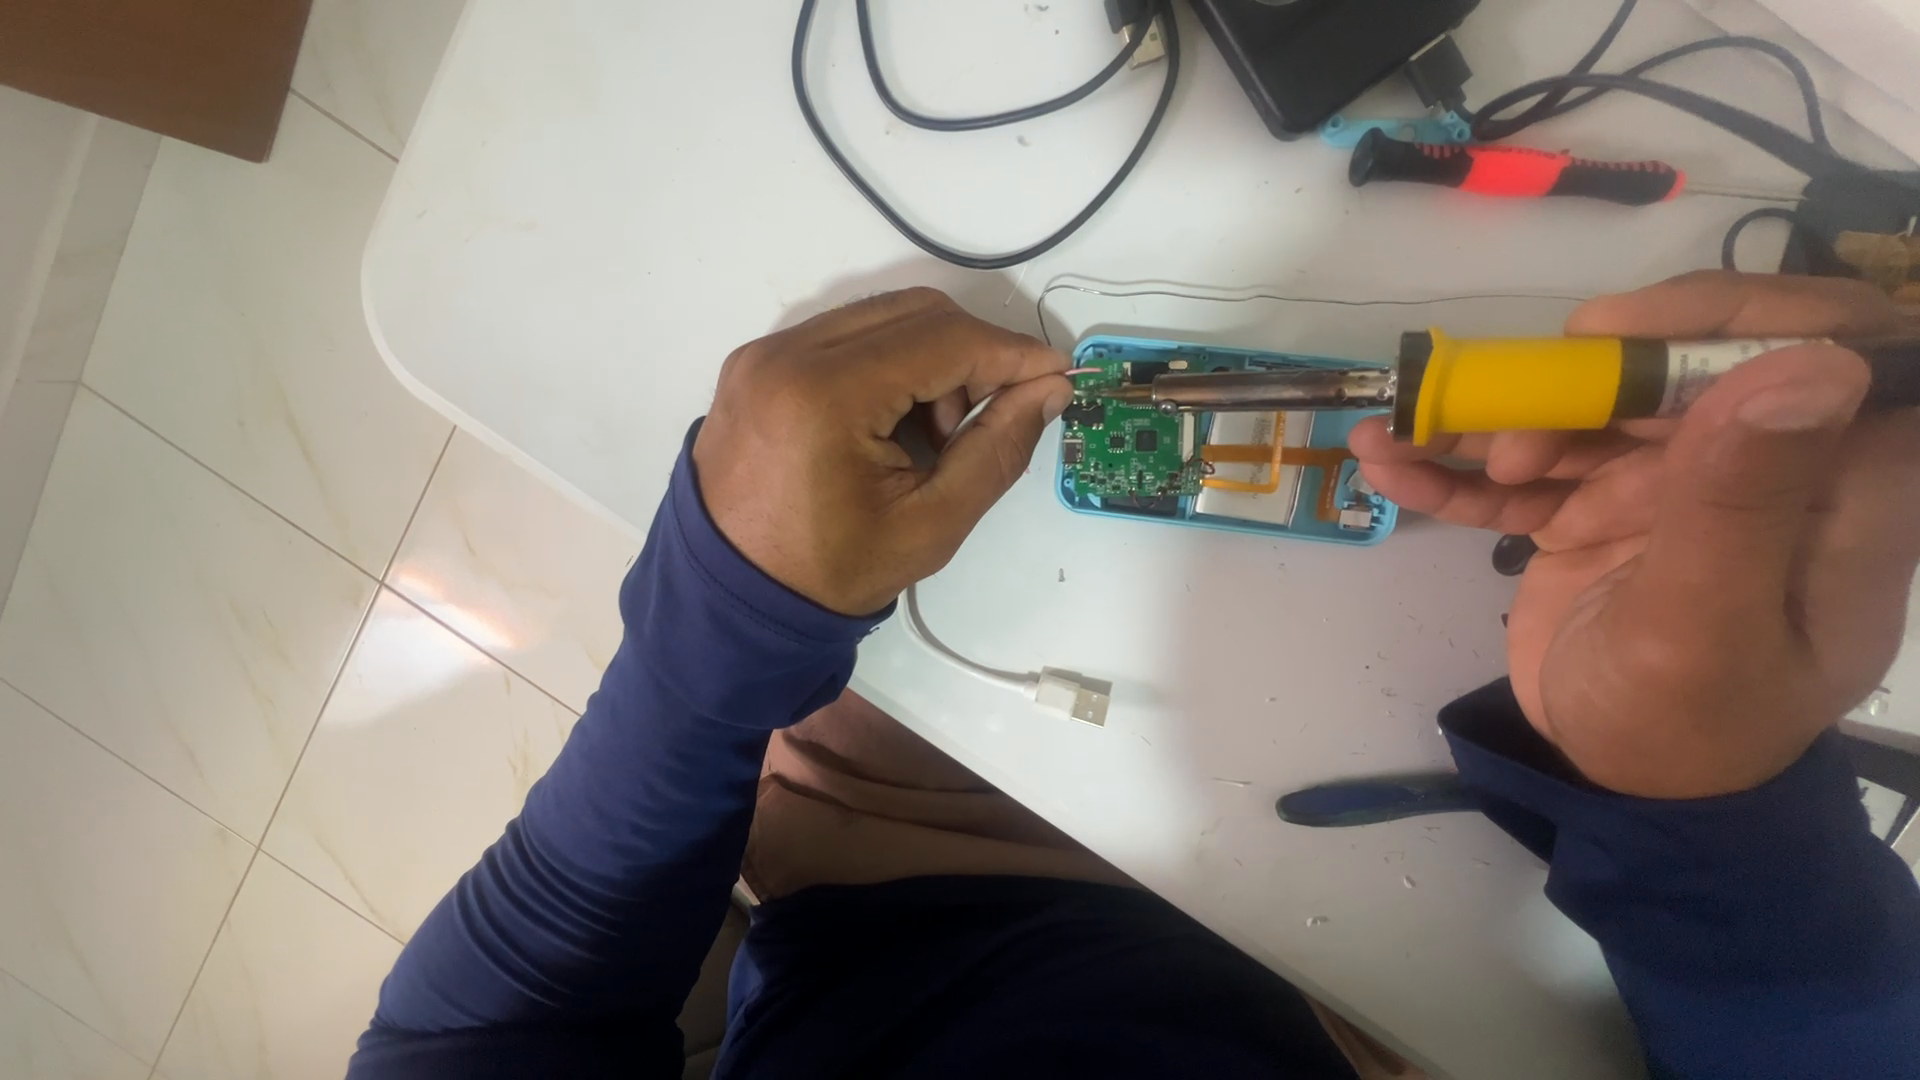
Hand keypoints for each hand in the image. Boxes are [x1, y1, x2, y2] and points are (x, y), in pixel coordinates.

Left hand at [694, 288, 1071, 615]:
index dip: (1011, 352)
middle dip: (972, 355)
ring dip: (931, 359)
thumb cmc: (832, 573)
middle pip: (914, 312)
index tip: (1056, 374)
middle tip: (991, 414)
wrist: (732, 596)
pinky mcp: (757, 364)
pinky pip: (845, 337)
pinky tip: (894, 422)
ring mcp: (764, 354)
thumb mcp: (930, 526)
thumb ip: (996, 451)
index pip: (943, 340)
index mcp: (824, 395)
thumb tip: (1048, 389)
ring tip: (934, 433)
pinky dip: (889, 364)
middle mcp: (786, 353)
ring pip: (881, 318)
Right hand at [1351, 272, 1919, 797]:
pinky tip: (1386, 467)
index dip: (1718, 317)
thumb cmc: (1691, 719)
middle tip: (1486, 432)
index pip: (1815, 351)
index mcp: (1825, 483)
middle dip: (1556, 391)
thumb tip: (1803, 366)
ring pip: (1562, 424)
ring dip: (1471, 425)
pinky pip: (1510, 481)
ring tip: (1389, 435)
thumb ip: (1741, 505)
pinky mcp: (1578, 516)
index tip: (1605, 335)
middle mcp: (1738, 468)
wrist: (1620, 775)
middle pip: (1652, 379)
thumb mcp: (1710, 622)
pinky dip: (1447, 475)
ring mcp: (1649, 490)